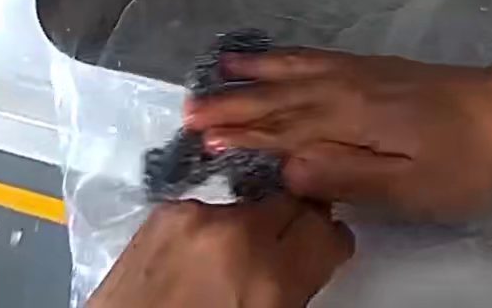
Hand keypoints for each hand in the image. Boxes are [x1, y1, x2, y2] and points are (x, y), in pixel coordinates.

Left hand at [88, 197, 351, 307]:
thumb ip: (290, 290)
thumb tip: (307, 262)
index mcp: (268, 280)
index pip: (325, 229)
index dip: (328, 240)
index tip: (325, 246)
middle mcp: (235, 235)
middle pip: (289, 200)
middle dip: (292, 222)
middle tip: (284, 249)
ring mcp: (195, 216)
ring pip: (247, 203)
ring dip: (248, 225)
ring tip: (229, 261)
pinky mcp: (163, 212)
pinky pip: (205, 207)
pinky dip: (208, 229)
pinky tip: (195, 259)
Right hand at [183, 50, 491, 220]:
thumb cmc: (460, 159)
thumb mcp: (409, 185)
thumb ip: (348, 174)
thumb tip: (290, 166)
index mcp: (352, 117)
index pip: (285, 127)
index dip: (242, 133)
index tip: (201, 137)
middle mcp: (348, 86)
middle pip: (282, 94)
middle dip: (236, 101)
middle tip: (191, 105)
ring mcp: (361, 71)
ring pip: (297, 69)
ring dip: (258, 71)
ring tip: (222, 65)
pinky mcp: (374, 66)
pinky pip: (320, 57)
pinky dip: (292, 56)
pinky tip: (281, 57)